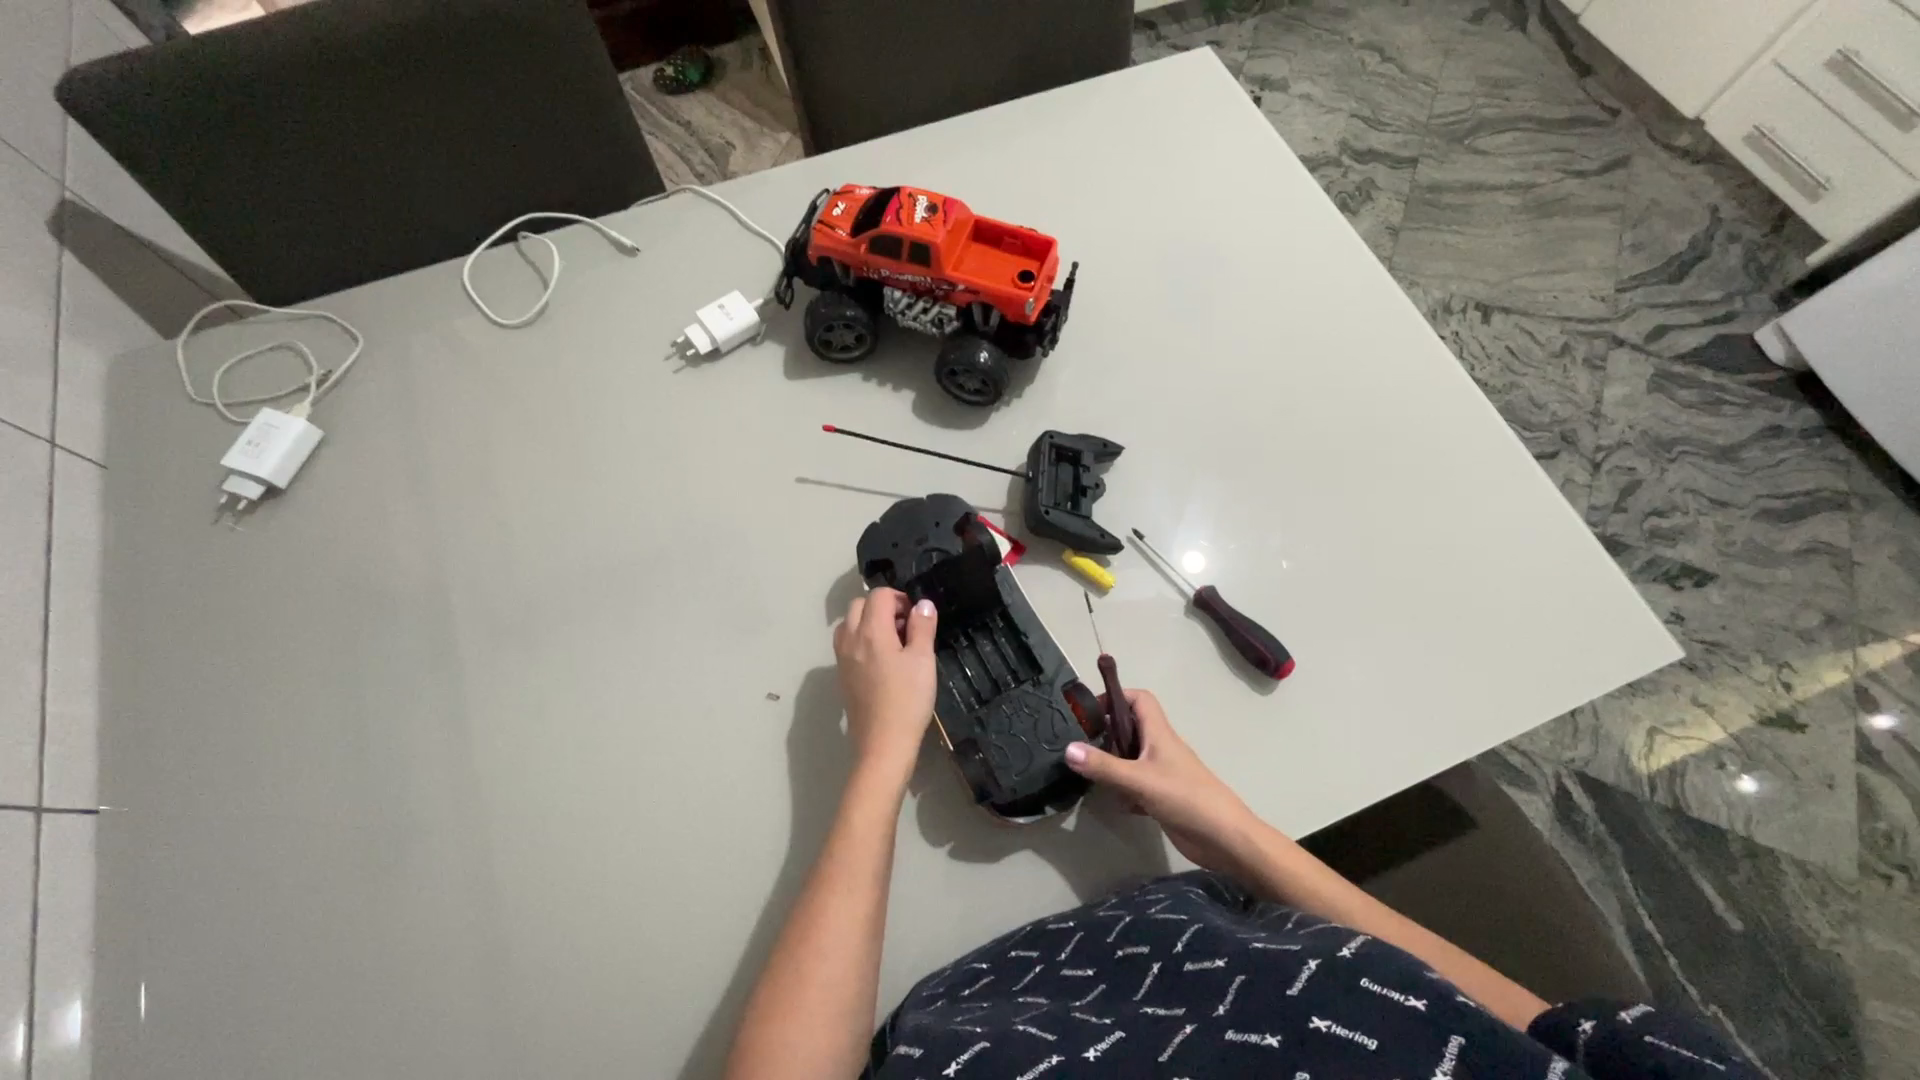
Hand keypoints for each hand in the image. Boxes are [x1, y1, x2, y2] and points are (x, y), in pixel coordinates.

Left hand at [833, 588, 938, 783]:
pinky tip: (882, 661)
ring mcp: (842, 658)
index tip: (917, 617)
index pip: (879, 595)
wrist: (883, 744)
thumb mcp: (923, 660)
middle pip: (859, 605)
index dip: (900, 598)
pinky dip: (862, 639)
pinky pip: (847, 643)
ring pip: (849, 623)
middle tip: (906, 627)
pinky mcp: (842, 675)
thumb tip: (922, 604)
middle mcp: (850, 639)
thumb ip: (922, 627)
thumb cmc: (908, 700)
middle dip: (882, 606)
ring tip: (893, 642)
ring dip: (869, 622)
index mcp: (871, 631)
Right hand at [1064, 689, 1267, 875]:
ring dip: (1111, 765)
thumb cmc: (1186, 798)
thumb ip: (1103, 766)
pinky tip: (1113, 803)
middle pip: (1130, 729)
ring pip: (1130, 760)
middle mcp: (1159, 749)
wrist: (1225, 839)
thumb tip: (1067, 748)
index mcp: (1159, 734)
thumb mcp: (1140, 780)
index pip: (1139, 699)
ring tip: (1086, 774)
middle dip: (1105, 733)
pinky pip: (1135, 787)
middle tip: (1078, 744)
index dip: (1115, 697)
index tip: (1088, 711)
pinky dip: (1123, 792)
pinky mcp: (1161, 797)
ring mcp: (1161, 774)